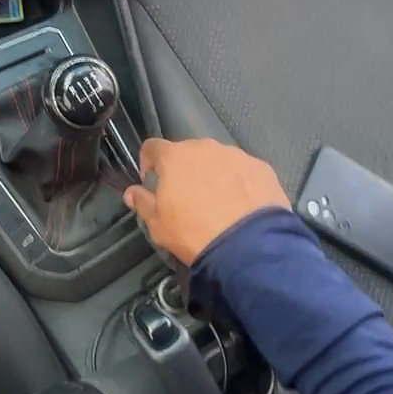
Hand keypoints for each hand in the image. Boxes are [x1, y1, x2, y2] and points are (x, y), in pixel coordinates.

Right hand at [124, 138, 290, 264]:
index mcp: (174, 157)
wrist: (250, 247)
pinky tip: (242, 206)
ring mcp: (235, 155)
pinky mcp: (261, 167)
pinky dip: (239, 182)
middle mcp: (204, 148)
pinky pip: (243, 170)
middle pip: (187, 152)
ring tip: (218, 203)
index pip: (152, 147)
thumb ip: (143, 203)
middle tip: (187, 198)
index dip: (149, 162)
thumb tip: (132, 192)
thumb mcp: (159, 226)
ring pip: (217, 160)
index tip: (152, 181)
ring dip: (212, 174)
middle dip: (184, 170)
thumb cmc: (195, 233)